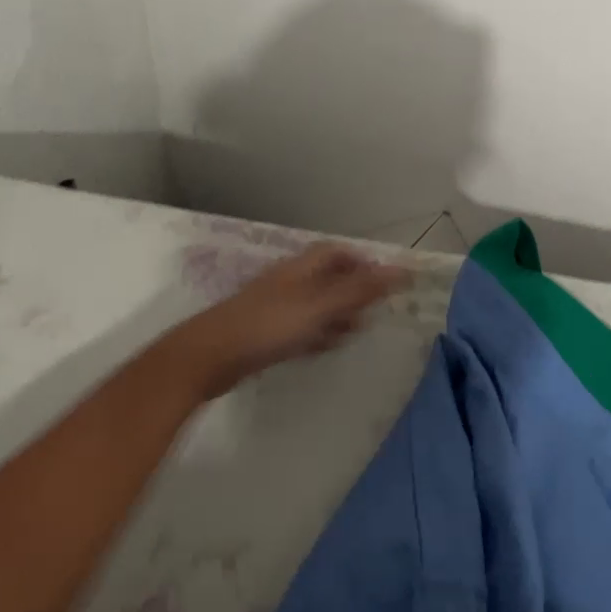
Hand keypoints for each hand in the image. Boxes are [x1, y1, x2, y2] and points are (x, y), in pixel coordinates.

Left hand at [179, 243, 408, 391]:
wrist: (207, 358)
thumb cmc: (267, 326)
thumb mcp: (319, 306)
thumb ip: (360, 290)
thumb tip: (403, 269)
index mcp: (300, 269)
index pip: (336, 253)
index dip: (362, 262)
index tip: (384, 282)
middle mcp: (287, 283)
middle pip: (327, 278)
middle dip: (353, 291)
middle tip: (376, 311)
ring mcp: (273, 308)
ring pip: (314, 305)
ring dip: (337, 315)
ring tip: (357, 331)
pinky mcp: (263, 334)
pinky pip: (299, 328)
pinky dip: (317, 334)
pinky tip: (324, 348)